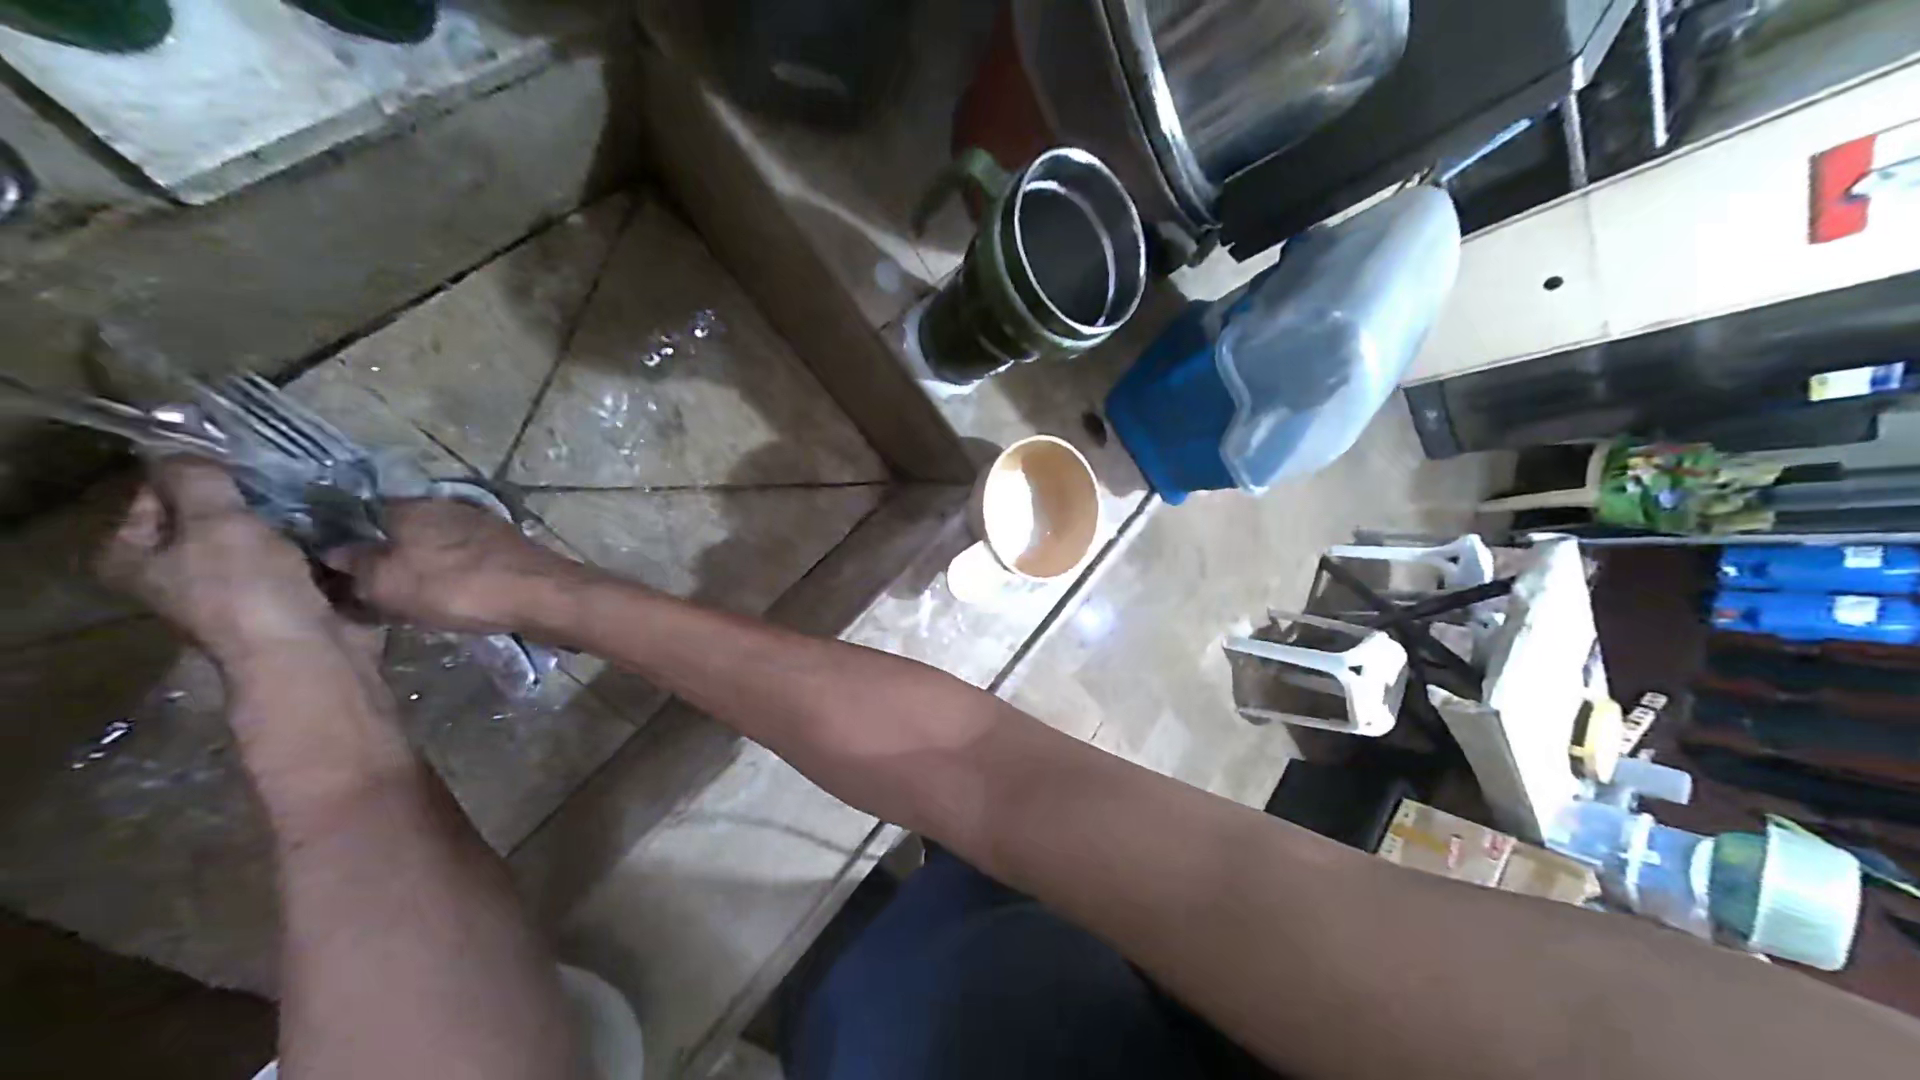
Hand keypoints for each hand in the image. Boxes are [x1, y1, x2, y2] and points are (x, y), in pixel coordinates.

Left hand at [98, 459, 342, 665]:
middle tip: (291, 476)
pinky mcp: (288, 596)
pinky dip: (321, 542)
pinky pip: (303, 555)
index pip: (156, 492)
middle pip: (215, 514)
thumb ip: (198, 479)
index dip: (199, 472)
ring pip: (266, 533)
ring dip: (295, 519)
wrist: (308, 648)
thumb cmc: (247, 587)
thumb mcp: (215, 521)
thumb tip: (190, 449)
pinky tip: (341, 527)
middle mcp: (179, 572)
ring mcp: (237, 587)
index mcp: (135, 556)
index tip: (245, 459)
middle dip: (256, 496)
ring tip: (324, 498)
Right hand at [325, 499, 584, 633]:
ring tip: (404, 602)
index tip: (332, 572)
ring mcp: (482, 527)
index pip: (362, 516)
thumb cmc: (458, 586)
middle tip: (368, 594)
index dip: (345, 543)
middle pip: (402, 532)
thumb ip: (356, 565)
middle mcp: (447, 508)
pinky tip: (447, 600)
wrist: (542, 595)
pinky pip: (464, 562)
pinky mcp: (507, 550)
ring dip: (420, 571)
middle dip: (386, 559)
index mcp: (411, 506)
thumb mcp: (388, 582)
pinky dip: (452, 578)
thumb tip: (334, 552)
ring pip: (435, 547)